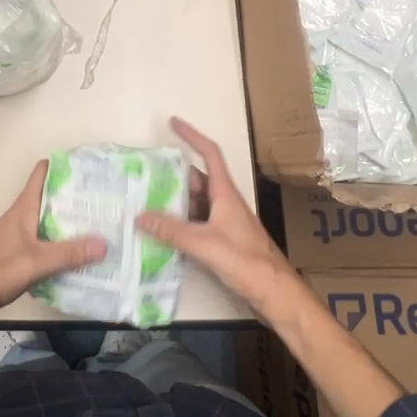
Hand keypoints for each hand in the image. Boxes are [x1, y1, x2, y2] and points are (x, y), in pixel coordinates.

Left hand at [0, 159, 107, 322]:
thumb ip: (69, 254)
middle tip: (103, 200)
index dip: (62, 166)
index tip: (87, 169)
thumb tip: (105, 243)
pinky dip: (60, 240)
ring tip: (97, 225)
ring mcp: (19, 233)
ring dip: (69, 220)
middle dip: (74, 196)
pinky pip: (45, 238)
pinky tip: (77, 253)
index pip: (42, 173)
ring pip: (48, 218)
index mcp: (24, 207)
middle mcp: (22, 214)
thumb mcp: (37, 262)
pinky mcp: (18, 251)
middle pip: (50, 196)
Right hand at [136, 116, 299, 317]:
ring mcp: (226, 222)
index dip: (192, 135)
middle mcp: (226, 202)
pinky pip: (199, 223)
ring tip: (149, 205)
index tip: (173, 123)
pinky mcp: (225, 241)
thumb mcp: (204, 243)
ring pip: (197, 203)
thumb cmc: (246, 261)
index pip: (210, 153)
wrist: (276, 293)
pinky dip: (183, 224)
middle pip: (197, 180)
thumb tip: (140, 216)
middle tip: (146, 178)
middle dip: (174, 177)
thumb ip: (172, 230)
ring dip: (177, 203)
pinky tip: (166, 234)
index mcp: (225, 193)